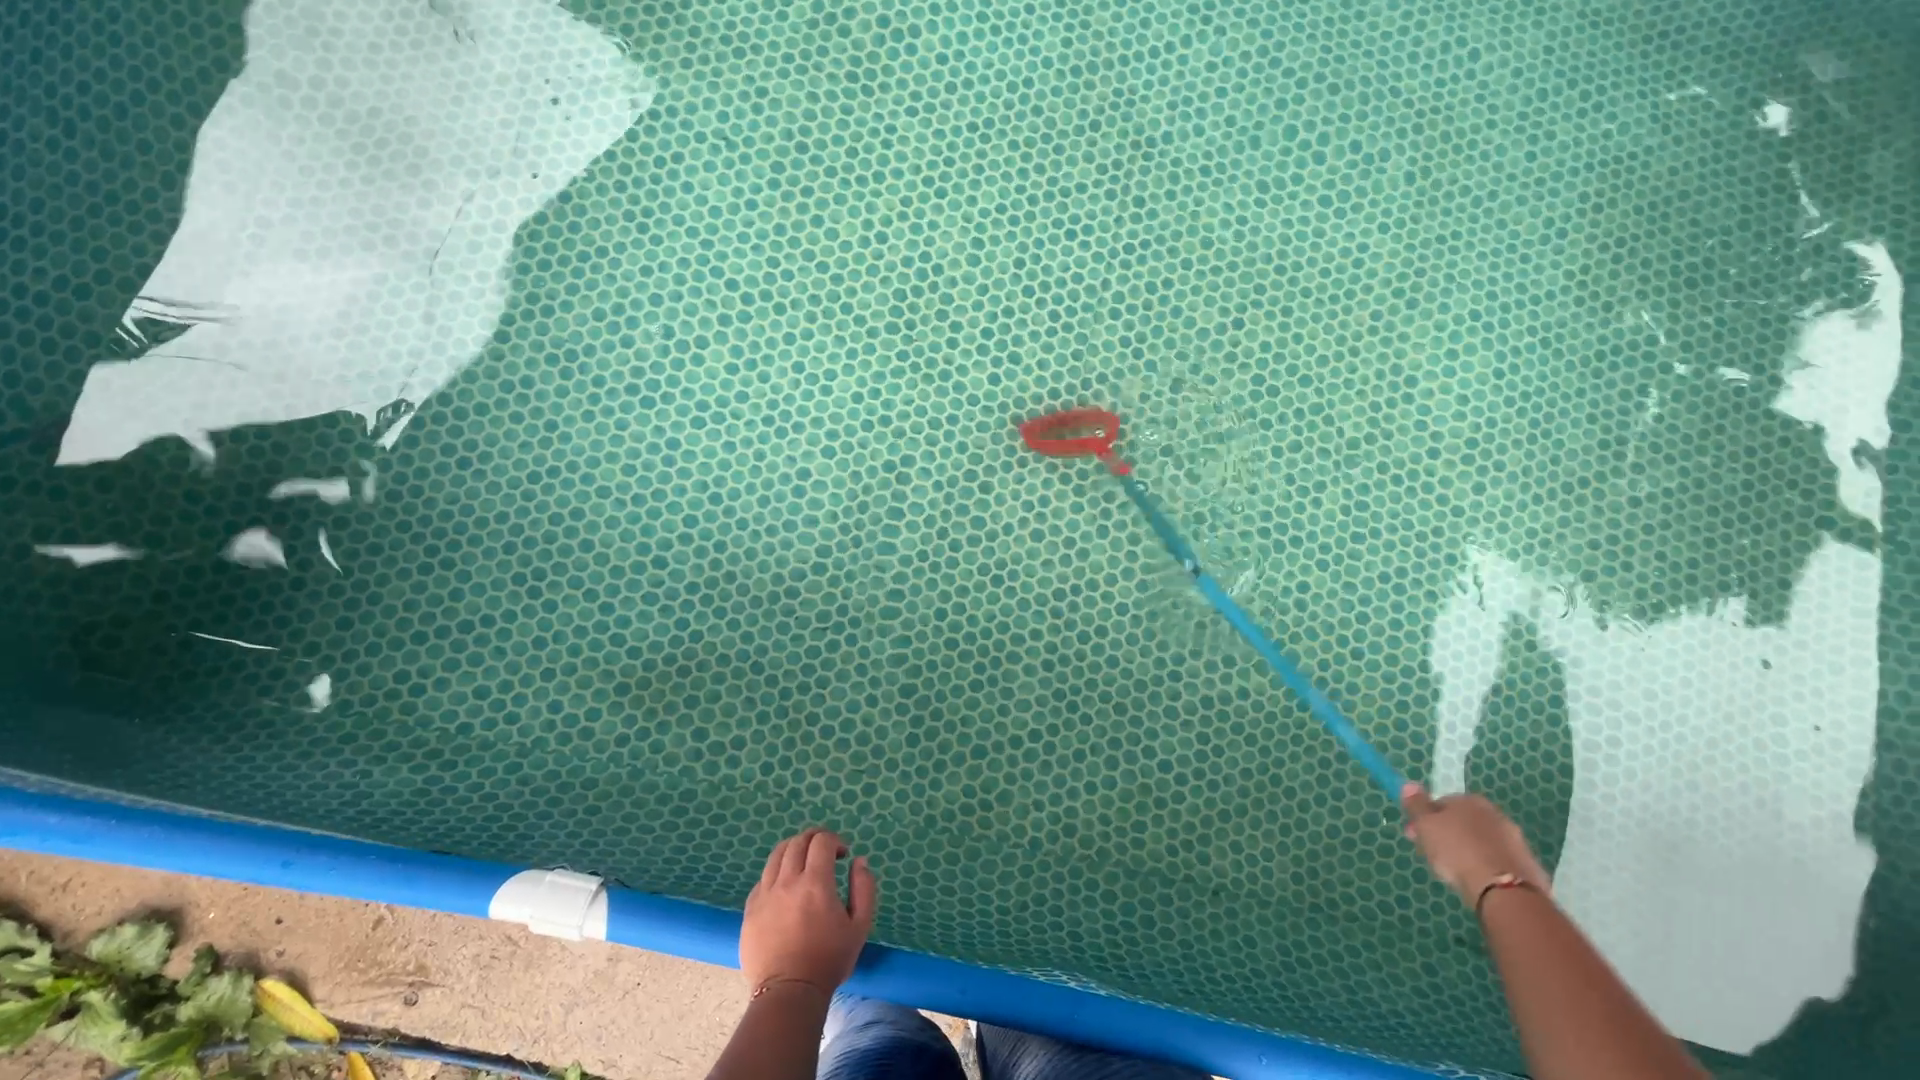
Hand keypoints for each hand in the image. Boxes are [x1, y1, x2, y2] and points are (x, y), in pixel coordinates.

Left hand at [740, 827, 877, 995]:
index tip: (842, 854)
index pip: (821, 841)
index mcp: (816, 883)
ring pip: (776, 855)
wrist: (789, 991)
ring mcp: (765, 894)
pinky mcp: (750, 908)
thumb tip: (859, 861)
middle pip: (797, 842)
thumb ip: (864, 888)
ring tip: (803, 862)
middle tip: (825, 852)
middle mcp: (788, 881)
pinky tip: (785, 887)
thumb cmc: (829, 960)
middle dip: (814, 839)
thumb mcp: (860, 926)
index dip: (835, 840)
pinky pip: (763, 878)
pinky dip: (777, 872)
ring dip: (793, 850)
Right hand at [1401, 784, 1549, 908]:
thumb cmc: (1457, 851)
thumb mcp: (1426, 826)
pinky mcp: (1526, 863)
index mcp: (1470, 801)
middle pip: (1462, 821)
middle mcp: (1495, 814)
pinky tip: (1477, 879)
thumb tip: (1409, 785)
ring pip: (1481, 841)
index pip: (1441, 803)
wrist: (1504, 889)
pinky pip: (1496, 860)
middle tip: (1432, 855)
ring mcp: (1514, 839)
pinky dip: (1485, 865)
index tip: (1415, 836)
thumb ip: (1416, 806)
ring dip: (1467, 850)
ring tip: (1455, 871)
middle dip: (1446, 835)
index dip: (1425, 819)